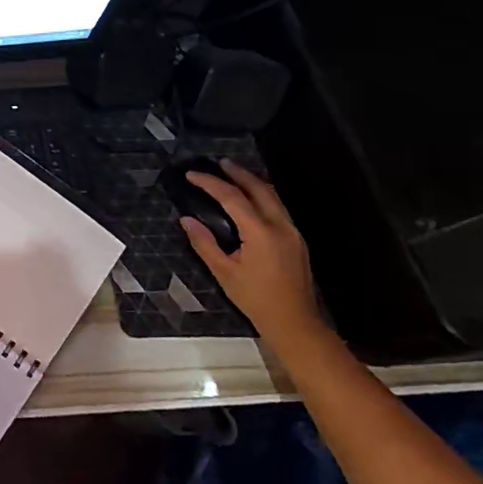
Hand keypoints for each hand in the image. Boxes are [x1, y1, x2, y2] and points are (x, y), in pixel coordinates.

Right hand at [179, 159, 322, 340]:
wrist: (293, 320)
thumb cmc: (254, 298)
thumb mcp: (223, 272)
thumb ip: (204, 243)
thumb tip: (187, 220)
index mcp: (260, 232)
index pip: (232, 198)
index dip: (211, 183)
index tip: (192, 175)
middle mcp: (280, 225)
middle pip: (259, 188)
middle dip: (238, 173)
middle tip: (219, 163)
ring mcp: (292, 231)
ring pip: (273, 196)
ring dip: (252, 182)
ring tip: (234, 174)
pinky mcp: (295, 239)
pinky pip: (278, 208)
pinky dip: (262, 196)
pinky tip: (250, 200)